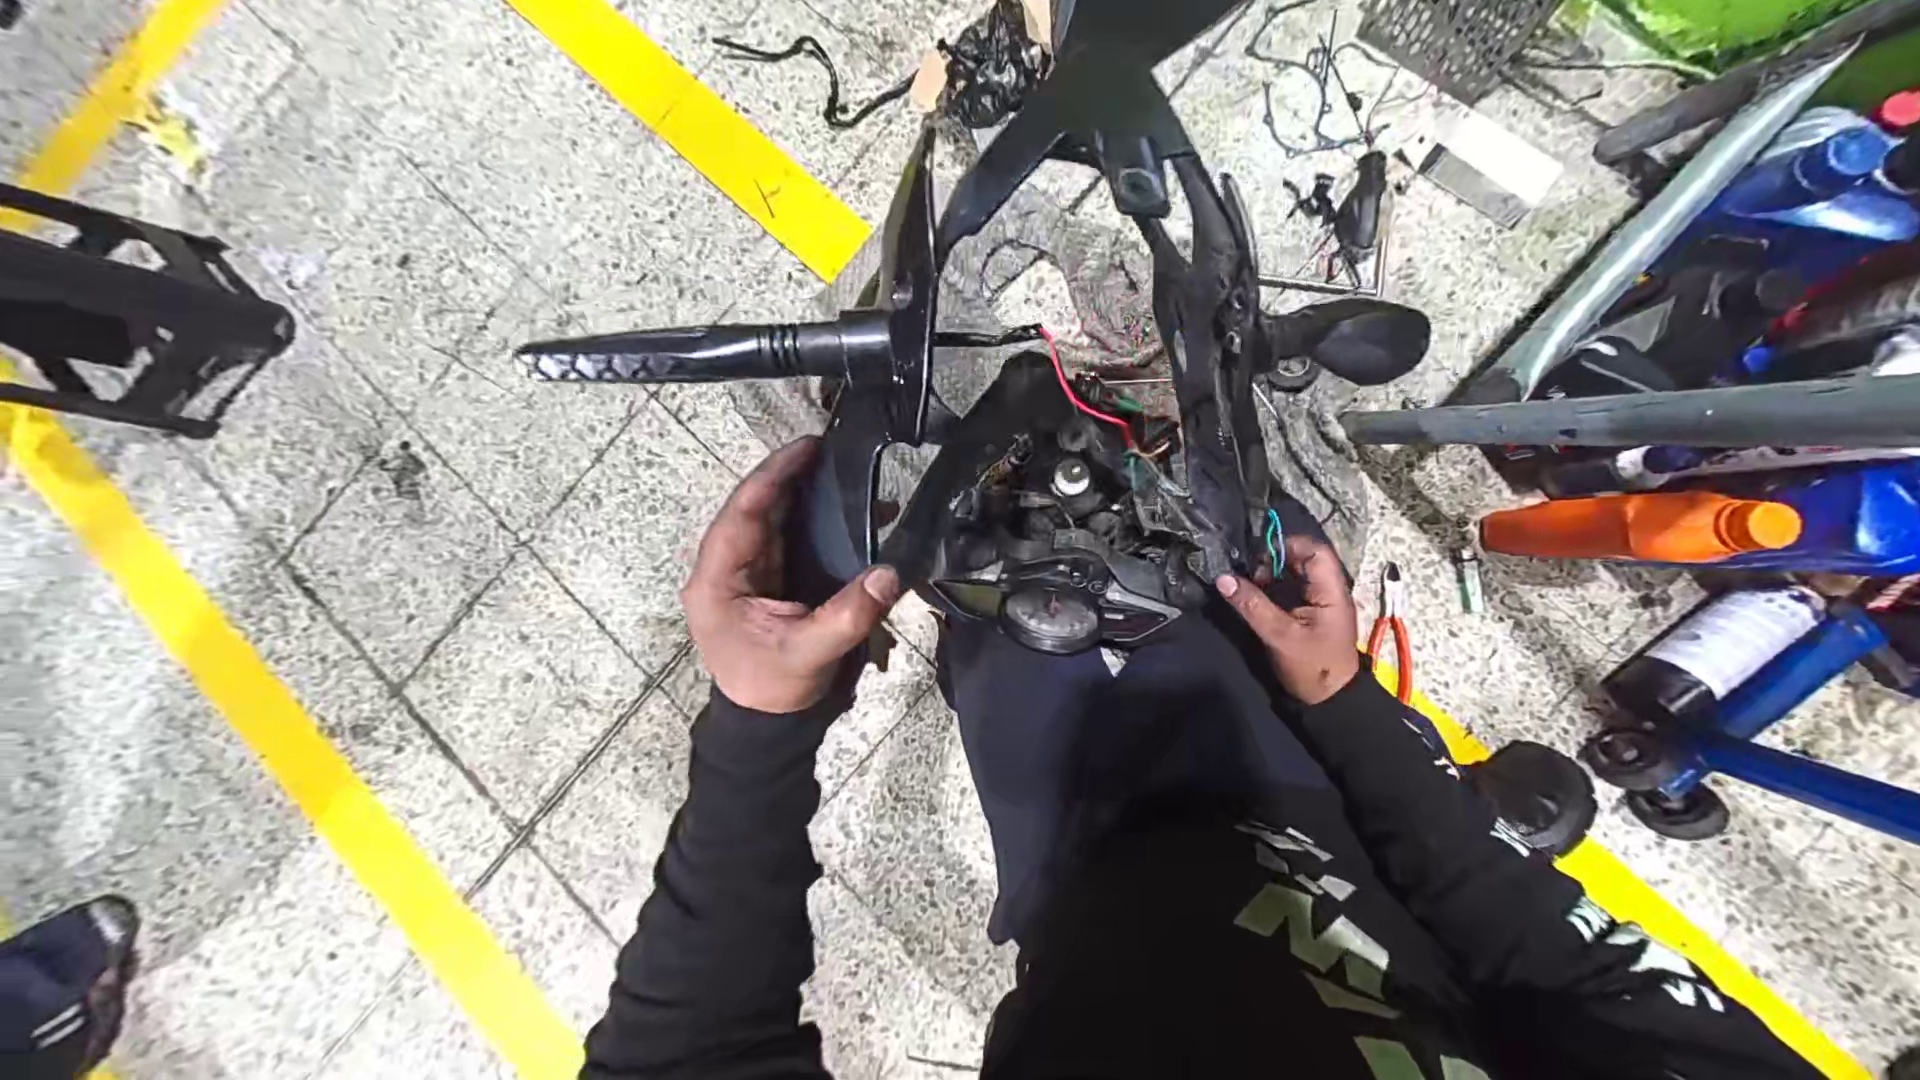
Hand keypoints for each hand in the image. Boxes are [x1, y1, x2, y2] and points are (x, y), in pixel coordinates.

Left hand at [681, 437, 901, 713]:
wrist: (768, 723)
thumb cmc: (775, 689)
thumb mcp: (810, 654)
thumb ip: (848, 616)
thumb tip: (891, 574)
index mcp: (717, 582)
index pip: (741, 516)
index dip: (771, 478)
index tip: (805, 450)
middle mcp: (726, 568)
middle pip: (756, 510)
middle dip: (791, 477)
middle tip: (830, 449)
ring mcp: (747, 572)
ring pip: (773, 519)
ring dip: (805, 495)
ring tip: (842, 472)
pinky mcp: (769, 578)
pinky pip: (790, 538)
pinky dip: (816, 522)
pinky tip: (850, 513)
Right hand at [1214, 535, 1360, 705]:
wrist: (1329, 701)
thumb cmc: (1312, 667)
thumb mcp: (1280, 636)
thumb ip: (1252, 605)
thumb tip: (1223, 578)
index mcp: (1331, 592)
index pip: (1316, 552)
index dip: (1288, 545)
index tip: (1258, 554)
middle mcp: (1326, 591)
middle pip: (1301, 559)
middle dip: (1271, 561)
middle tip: (1247, 573)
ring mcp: (1316, 602)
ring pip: (1291, 574)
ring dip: (1267, 575)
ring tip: (1245, 584)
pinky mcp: (1305, 612)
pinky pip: (1286, 589)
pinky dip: (1268, 588)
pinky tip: (1250, 595)